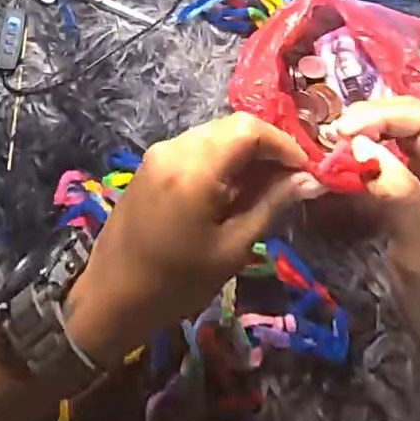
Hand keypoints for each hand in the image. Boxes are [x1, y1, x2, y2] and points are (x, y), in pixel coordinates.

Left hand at [63, 114, 324, 364]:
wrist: (110, 294)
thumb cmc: (175, 283)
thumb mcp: (231, 249)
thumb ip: (271, 205)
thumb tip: (309, 180)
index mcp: (194, 167)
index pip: (248, 128)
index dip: (283, 144)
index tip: (306, 172)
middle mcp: (175, 147)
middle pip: (231, 126)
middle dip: (266, 147)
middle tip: (291, 182)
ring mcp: (160, 151)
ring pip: (215, 134)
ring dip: (244, 153)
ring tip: (265, 189)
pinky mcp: (153, 161)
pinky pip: (196, 146)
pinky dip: (221, 159)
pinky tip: (232, 190)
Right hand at [333, 98, 419, 363]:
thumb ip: (397, 196)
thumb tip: (362, 146)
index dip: (378, 116)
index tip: (339, 134)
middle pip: (412, 121)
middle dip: (369, 120)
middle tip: (330, 139)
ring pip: (402, 138)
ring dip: (367, 135)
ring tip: (332, 148)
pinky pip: (396, 161)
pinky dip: (368, 157)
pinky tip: (346, 166)